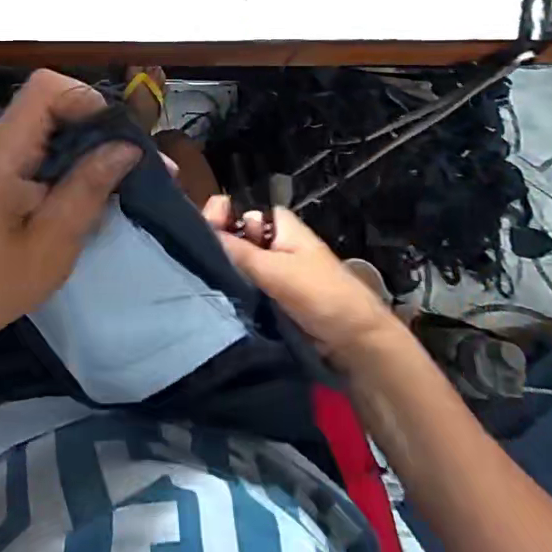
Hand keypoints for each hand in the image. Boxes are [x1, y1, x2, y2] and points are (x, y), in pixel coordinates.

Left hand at [0, 70, 141, 357]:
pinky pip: (47, 140)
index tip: (119, 138)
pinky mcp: (6, 162)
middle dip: (100, 124)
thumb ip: (90, 185)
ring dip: (93, 142)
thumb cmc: (2, 279)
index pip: (46, 87)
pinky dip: (77, 155)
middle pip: (55, 100)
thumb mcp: (56, 237)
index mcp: (4, 148)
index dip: (88, 100)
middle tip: (139, 162)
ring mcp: (0, 147)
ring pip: (55, 120)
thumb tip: (129, 145)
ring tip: (130, 174)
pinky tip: (100, 183)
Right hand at [208, 199, 401, 364]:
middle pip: (237, 234)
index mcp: (281, 225)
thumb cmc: (320, 294)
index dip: (223, 213)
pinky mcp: (270, 296)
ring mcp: (272, 270)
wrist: (353, 342)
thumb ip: (238, 250)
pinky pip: (244, 284)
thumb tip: (201, 230)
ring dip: (223, 268)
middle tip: (198, 256)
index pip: (243, 209)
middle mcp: (274, 243)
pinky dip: (231, 287)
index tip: (204, 226)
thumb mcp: (276, 269)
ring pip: (238, 261)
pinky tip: (211, 290)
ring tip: (200, 274)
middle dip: (219, 242)